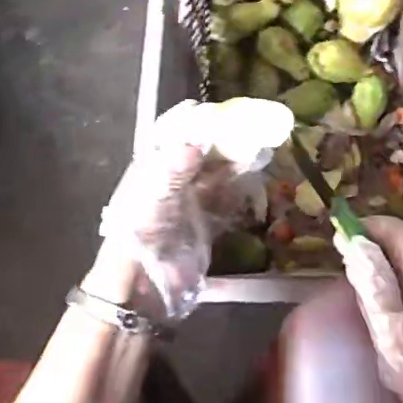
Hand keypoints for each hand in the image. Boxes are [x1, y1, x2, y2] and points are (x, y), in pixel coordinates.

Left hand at [99, 98, 293, 318]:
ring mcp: (190, 200)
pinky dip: (243, 188)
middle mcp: (174, 177)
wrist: (138, 290)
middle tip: (259, 128)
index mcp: (155, 165)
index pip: (179, 130)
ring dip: (239, 160)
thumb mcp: (153, 201)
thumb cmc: (137, 239)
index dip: (203, 120)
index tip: (231, 112)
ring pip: (218, 171)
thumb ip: (173, 172)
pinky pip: (227, 198)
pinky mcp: (205, 222)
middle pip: (204, 149)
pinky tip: (258, 180)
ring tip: (264, 148)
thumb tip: (195, 141)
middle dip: (229, 138)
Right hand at [334, 215, 402, 402]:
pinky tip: (397, 308)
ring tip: (366, 281)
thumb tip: (356, 243)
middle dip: (377, 246)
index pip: (400, 233)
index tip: (343, 233)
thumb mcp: (389, 337)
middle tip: (348, 259)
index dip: (369, 227)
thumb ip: (374, 287)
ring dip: (392, 266)